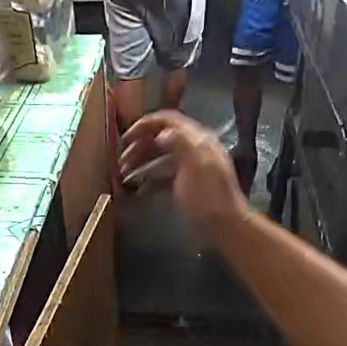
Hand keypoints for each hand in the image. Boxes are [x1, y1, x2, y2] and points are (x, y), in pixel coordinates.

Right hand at [119, 112, 247, 237]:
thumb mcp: (195, 165)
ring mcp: (189, 168)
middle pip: (161, 139)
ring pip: (160, 158)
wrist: (225, 225)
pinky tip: (138, 191)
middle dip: (139, 147)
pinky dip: (150, 181)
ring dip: (141, 163)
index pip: (168, 120)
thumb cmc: (209, 196)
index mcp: (198, 140)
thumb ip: (180, 143)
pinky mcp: (186, 186)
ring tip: (124, 175)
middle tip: (121, 161)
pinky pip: (164, 177)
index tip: (126, 138)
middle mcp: (193, 149)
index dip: (145, 125)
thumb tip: (161, 133)